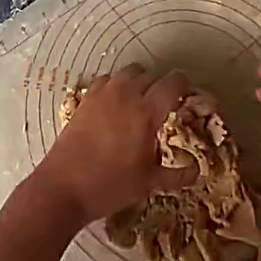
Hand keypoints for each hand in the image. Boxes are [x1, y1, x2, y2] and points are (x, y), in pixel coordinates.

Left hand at [29, 64, 190, 228]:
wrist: (63, 187)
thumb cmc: (110, 185)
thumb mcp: (148, 183)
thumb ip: (177, 175)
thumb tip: (196, 172)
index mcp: (147, 111)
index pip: (173, 83)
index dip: (183, 85)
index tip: (186, 94)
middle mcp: (127, 94)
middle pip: (152, 76)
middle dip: (162, 86)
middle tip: (163, 104)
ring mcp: (103, 93)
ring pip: (130, 72)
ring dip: (139, 81)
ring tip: (140, 100)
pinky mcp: (86, 98)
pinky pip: (108, 79)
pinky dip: (117, 85)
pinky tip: (116, 102)